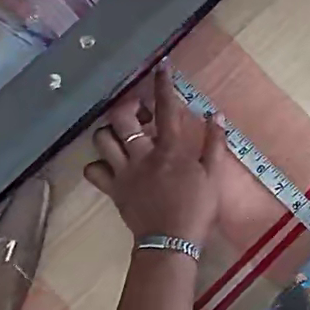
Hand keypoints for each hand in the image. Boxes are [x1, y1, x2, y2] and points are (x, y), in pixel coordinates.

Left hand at [83, 66, 234, 248]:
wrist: (171, 243)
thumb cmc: (197, 210)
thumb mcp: (213, 176)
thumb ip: (214, 144)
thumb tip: (217, 114)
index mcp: (170, 149)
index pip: (166, 107)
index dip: (163, 84)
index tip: (161, 67)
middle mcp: (142, 154)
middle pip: (122, 117)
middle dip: (128, 107)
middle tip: (140, 112)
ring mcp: (124, 171)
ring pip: (102, 139)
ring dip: (110, 132)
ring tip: (122, 136)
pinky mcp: (113, 189)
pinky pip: (93, 171)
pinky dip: (97, 165)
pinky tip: (110, 166)